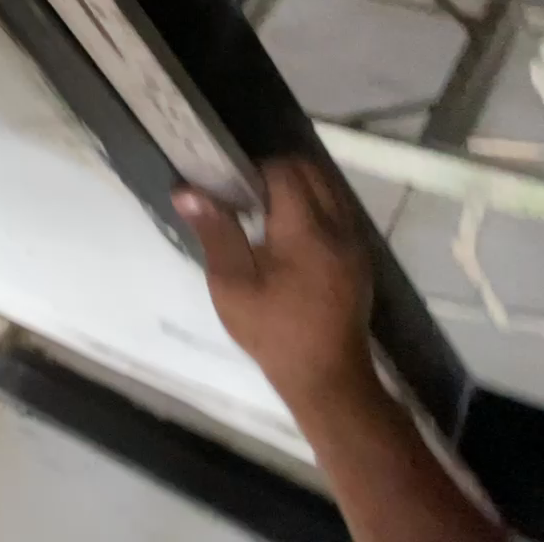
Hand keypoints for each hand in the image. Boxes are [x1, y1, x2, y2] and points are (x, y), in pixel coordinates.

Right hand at [174, 161, 374, 402]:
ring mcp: (354, 245)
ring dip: (296, 185)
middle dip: (276, 169)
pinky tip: (281, 229)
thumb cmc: (270, 327)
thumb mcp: (230, 282)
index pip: (287, 173)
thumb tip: (186, 190)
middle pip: (314, 174)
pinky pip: (337, 210)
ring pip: (330, 190)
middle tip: (239, 188)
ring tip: (257, 206)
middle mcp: (338, 232)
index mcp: (306, 234)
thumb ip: (214, 231)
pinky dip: (310, 203)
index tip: (225, 181)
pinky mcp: (357, 259)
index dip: (253, 167)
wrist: (325, 376)